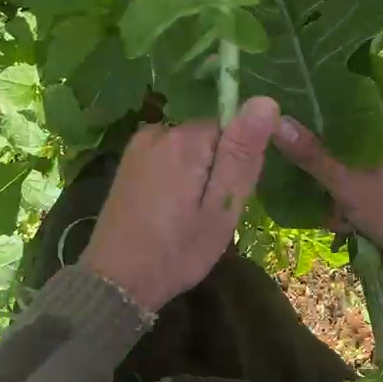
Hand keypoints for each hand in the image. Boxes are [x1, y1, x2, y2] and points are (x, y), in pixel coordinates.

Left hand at [80, 96, 280, 311]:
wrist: (116, 281)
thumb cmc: (178, 250)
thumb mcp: (222, 207)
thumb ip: (242, 153)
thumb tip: (266, 100)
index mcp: (186, 139)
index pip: (232, 130)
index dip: (237, 164)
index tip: (227, 198)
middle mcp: (159, 130)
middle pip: (209, 137)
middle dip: (215, 169)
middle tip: (208, 213)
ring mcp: (138, 145)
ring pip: (188, 148)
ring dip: (195, 174)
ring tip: (187, 215)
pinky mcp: (127, 162)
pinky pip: (167, 157)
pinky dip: (175, 178)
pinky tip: (168, 209)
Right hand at [272, 117, 382, 251]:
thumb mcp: (344, 180)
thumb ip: (311, 154)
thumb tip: (276, 121)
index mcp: (374, 136)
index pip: (335, 115)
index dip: (308, 120)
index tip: (283, 127)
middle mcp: (372, 150)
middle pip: (328, 148)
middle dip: (312, 167)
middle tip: (294, 174)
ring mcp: (370, 174)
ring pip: (330, 173)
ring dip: (323, 192)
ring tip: (329, 211)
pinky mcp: (368, 195)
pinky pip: (338, 193)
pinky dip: (333, 207)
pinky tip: (337, 221)